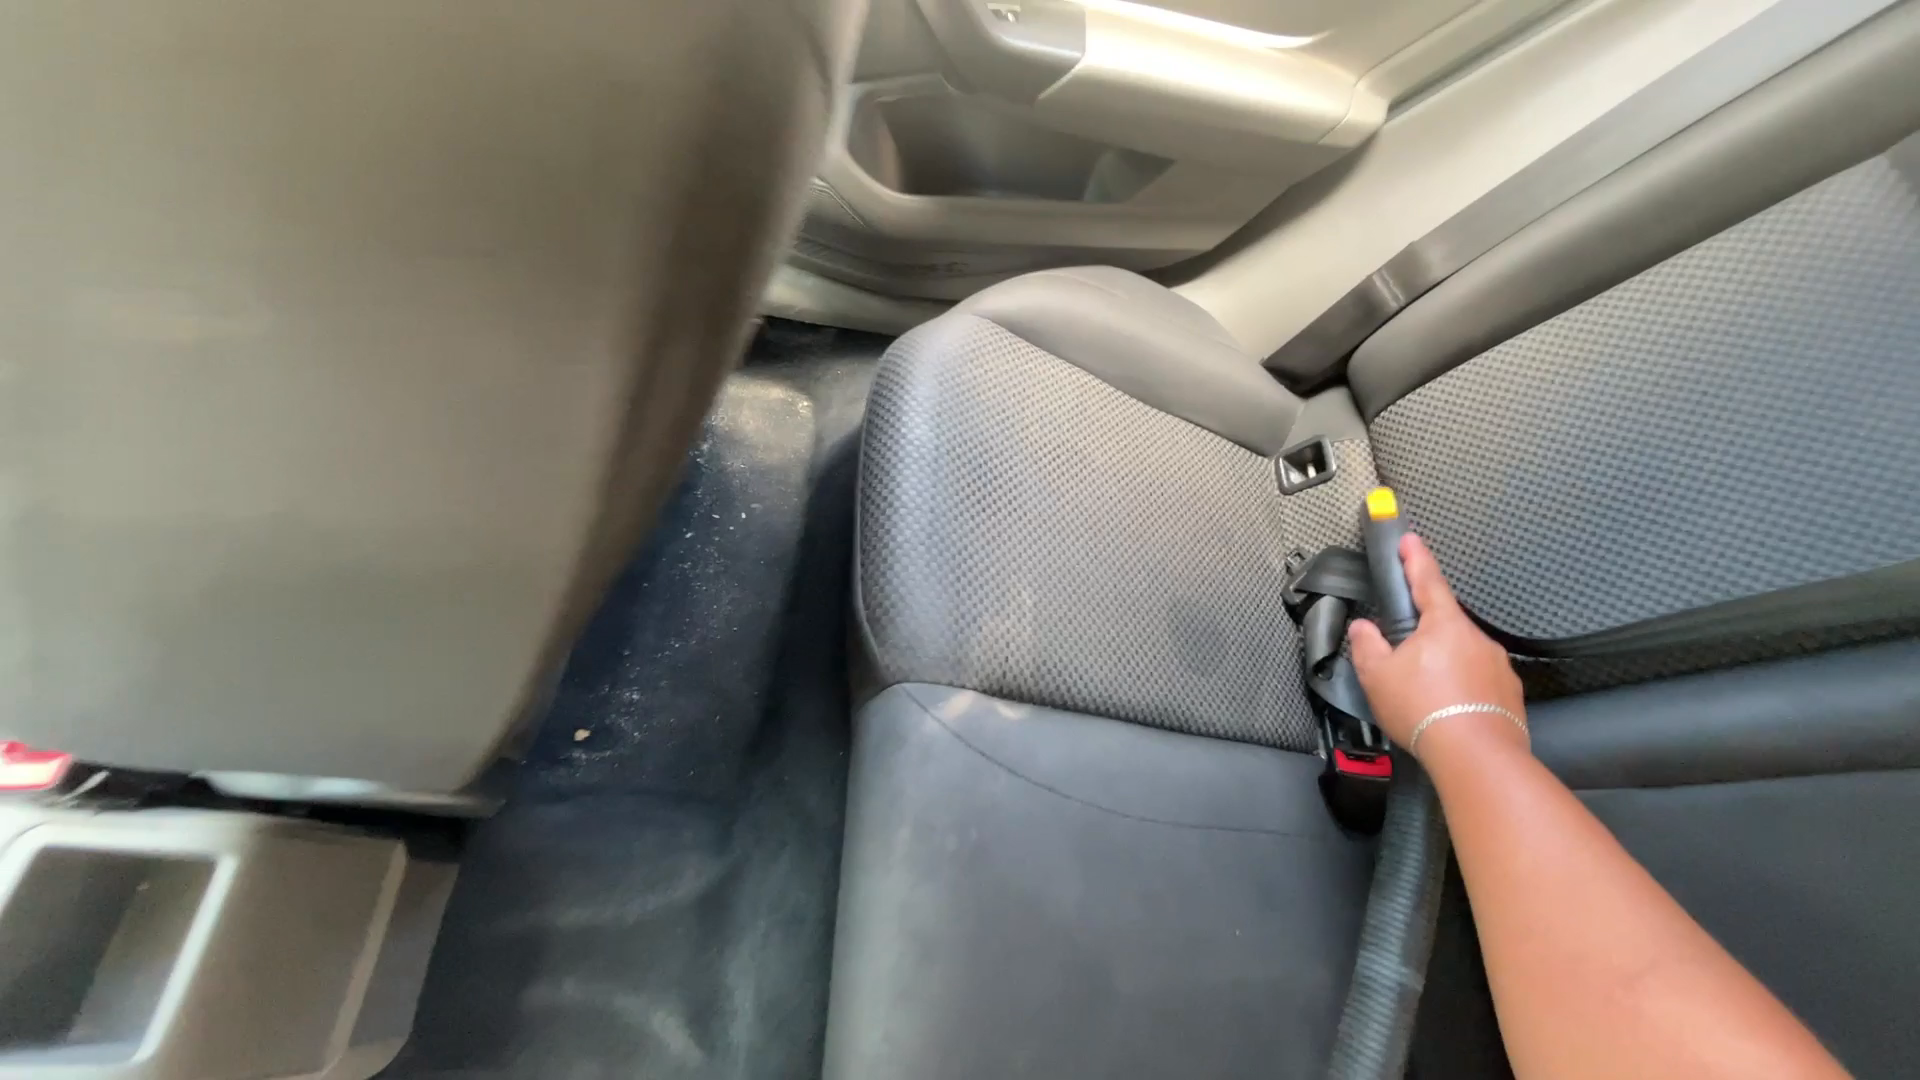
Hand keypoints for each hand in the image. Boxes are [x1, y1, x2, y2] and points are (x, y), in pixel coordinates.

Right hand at [1348, 533, 1526, 757]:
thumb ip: (1367, 644)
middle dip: (1422, 632)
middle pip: (1444, 623)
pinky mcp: (1508, 694)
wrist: (1476, 757)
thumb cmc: (1423, 709)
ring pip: (1460, 653)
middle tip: (1400, 651)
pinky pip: (1476, 680)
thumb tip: (1364, 628)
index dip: (1416, 559)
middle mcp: (1476, 639)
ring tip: (1419, 690)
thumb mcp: (1377, 674)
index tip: (1411, 540)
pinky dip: (1458, 686)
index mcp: (1444, 625)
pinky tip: (1442, 706)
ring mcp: (1497, 666)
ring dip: (1440, 664)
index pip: (1428, 581)